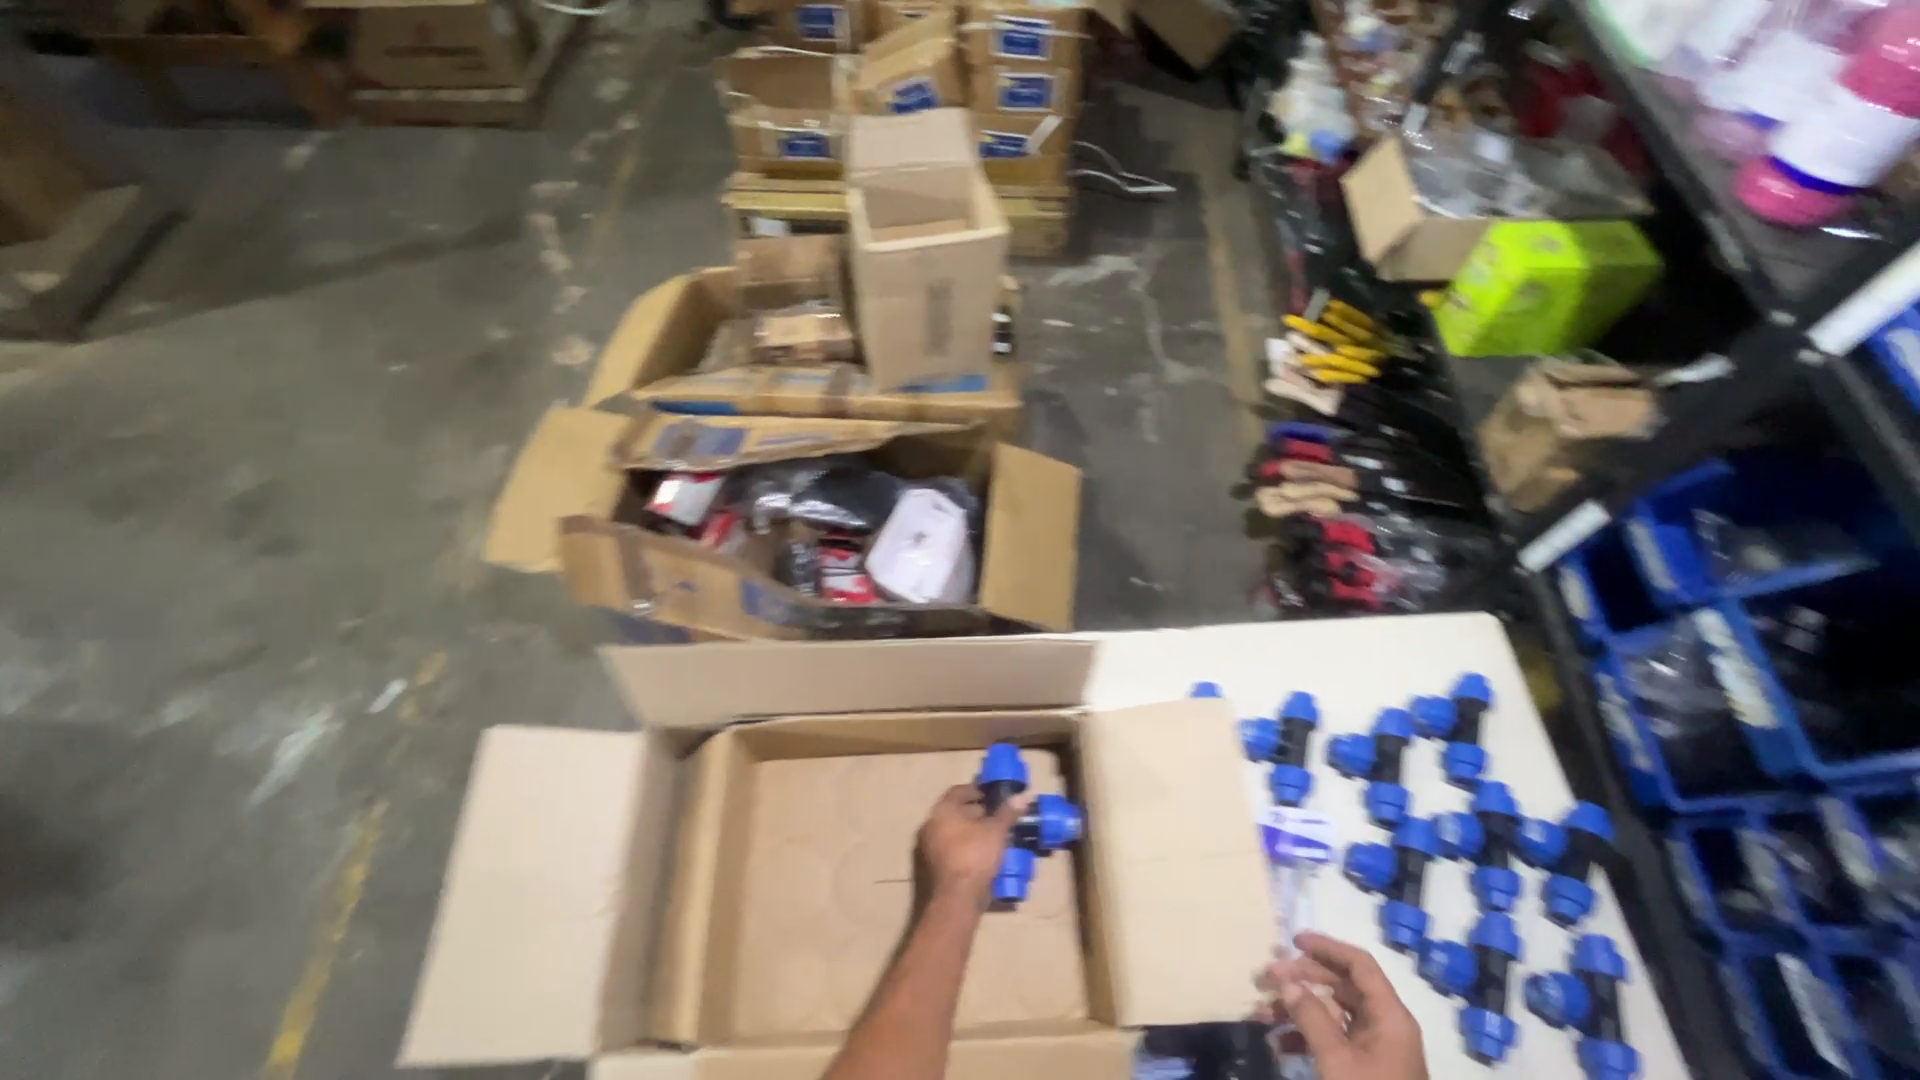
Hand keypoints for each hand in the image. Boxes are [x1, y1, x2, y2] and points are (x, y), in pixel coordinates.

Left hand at [918, 783, 1029, 902]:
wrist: (958, 898)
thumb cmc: (975, 855)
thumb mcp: (996, 831)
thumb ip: (1008, 812)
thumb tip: (1023, 797)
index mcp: (942, 811)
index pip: (959, 791)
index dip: (977, 790)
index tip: (994, 794)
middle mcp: (932, 825)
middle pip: (956, 811)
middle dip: (978, 811)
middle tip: (999, 814)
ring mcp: (931, 847)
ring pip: (956, 832)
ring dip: (975, 831)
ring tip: (997, 834)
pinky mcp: (936, 867)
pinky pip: (954, 848)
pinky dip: (969, 846)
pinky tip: (987, 852)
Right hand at [1255, 932, 1426, 1079]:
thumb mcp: (1337, 1060)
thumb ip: (1311, 1016)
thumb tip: (1286, 980)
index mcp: (1389, 1016)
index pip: (1359, 964)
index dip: (1326, 947)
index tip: (1292, 941)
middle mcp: (1385, 1024)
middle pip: (1342, 985)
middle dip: (1303, 979)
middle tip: (1268, 978)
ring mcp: (1375, 1046)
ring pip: (1333, 1011)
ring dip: (1298, 1008)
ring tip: (1264, 1012)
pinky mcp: (1364, 1067)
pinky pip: (1333, 1036)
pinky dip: (1306, 1035)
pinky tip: (1279, 1044)